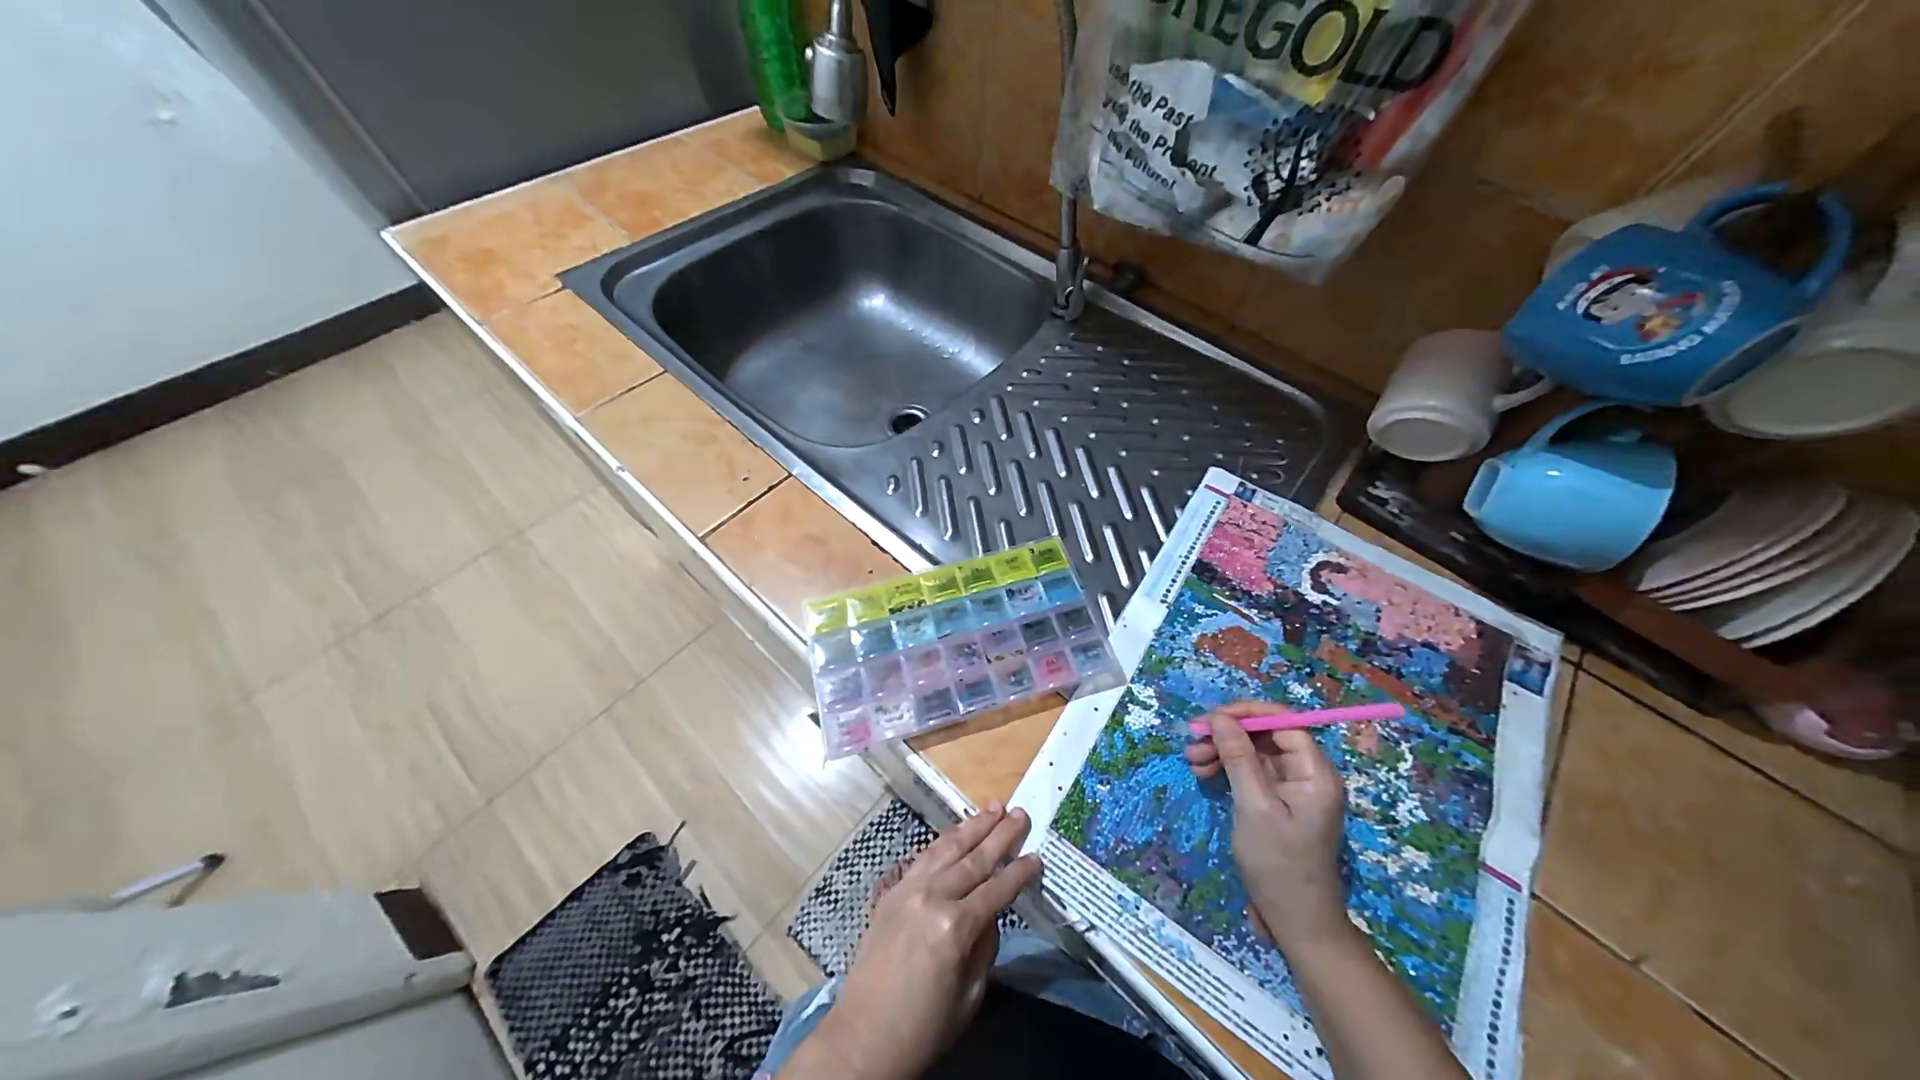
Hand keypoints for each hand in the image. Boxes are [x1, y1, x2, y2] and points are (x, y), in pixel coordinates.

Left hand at [790, 802, 1041, 1079]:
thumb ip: (985, 946)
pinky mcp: (891, 893)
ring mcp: (908, 890)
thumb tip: (989, 914)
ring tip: (993, 808)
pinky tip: (956, 833)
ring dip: (972, 827)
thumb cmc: (924, 1027)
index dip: (1020, 872)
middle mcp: (932, 897)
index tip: (1037, 855)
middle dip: (1000, 835)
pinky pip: (923, 858)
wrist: (863, 1037)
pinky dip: (943, 842)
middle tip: (1020, 813)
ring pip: (946, 848)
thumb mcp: (970, 995)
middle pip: (974, 859)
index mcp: (956, 927)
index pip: (997, 889)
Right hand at [1185, 702, 1351, 951]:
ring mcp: (1291, 788)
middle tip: (1193, 742)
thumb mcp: (1253, 806)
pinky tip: (1203, 774)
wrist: (1294, 920)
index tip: (1211, 719)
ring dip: (1221, 751)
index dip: (1247, 714)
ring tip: (1191, 761)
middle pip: (1265, 735)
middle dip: (1228, 734)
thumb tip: (1220, 717)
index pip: (1283, 722)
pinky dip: (1226, 769)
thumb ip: (1238, 757)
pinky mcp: (1275, 801)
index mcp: (1315, 772)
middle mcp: (1306, 774)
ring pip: (1252, 752)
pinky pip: (1249, 772)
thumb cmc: (1279, 863)